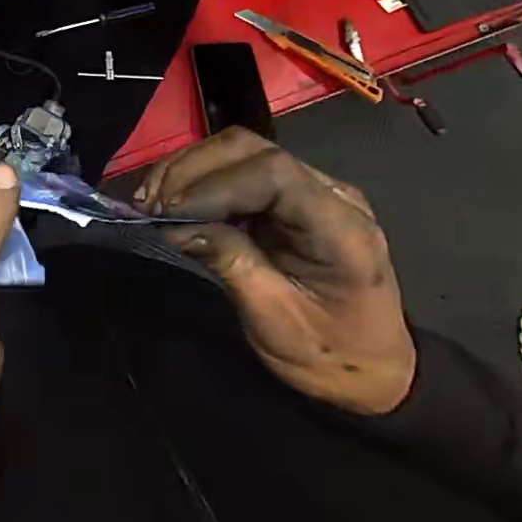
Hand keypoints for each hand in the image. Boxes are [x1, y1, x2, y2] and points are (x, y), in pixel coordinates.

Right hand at [137, 127, 414, 414]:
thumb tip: (174, 225)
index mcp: (341, 228)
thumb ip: (230, 263)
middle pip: (251, 149)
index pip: (274, 174)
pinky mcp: (288, 192)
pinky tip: (170, 198)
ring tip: (149, 200)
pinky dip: (197, 177)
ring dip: (187, 169)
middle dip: (192, 170)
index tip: (168, 212)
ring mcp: (310, 186)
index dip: (214, 185)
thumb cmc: (330, 358)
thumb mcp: (274, 321)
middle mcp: (330, 192)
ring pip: (239, 149)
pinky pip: (237, 167)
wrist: (372, 372)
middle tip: (148, 204)